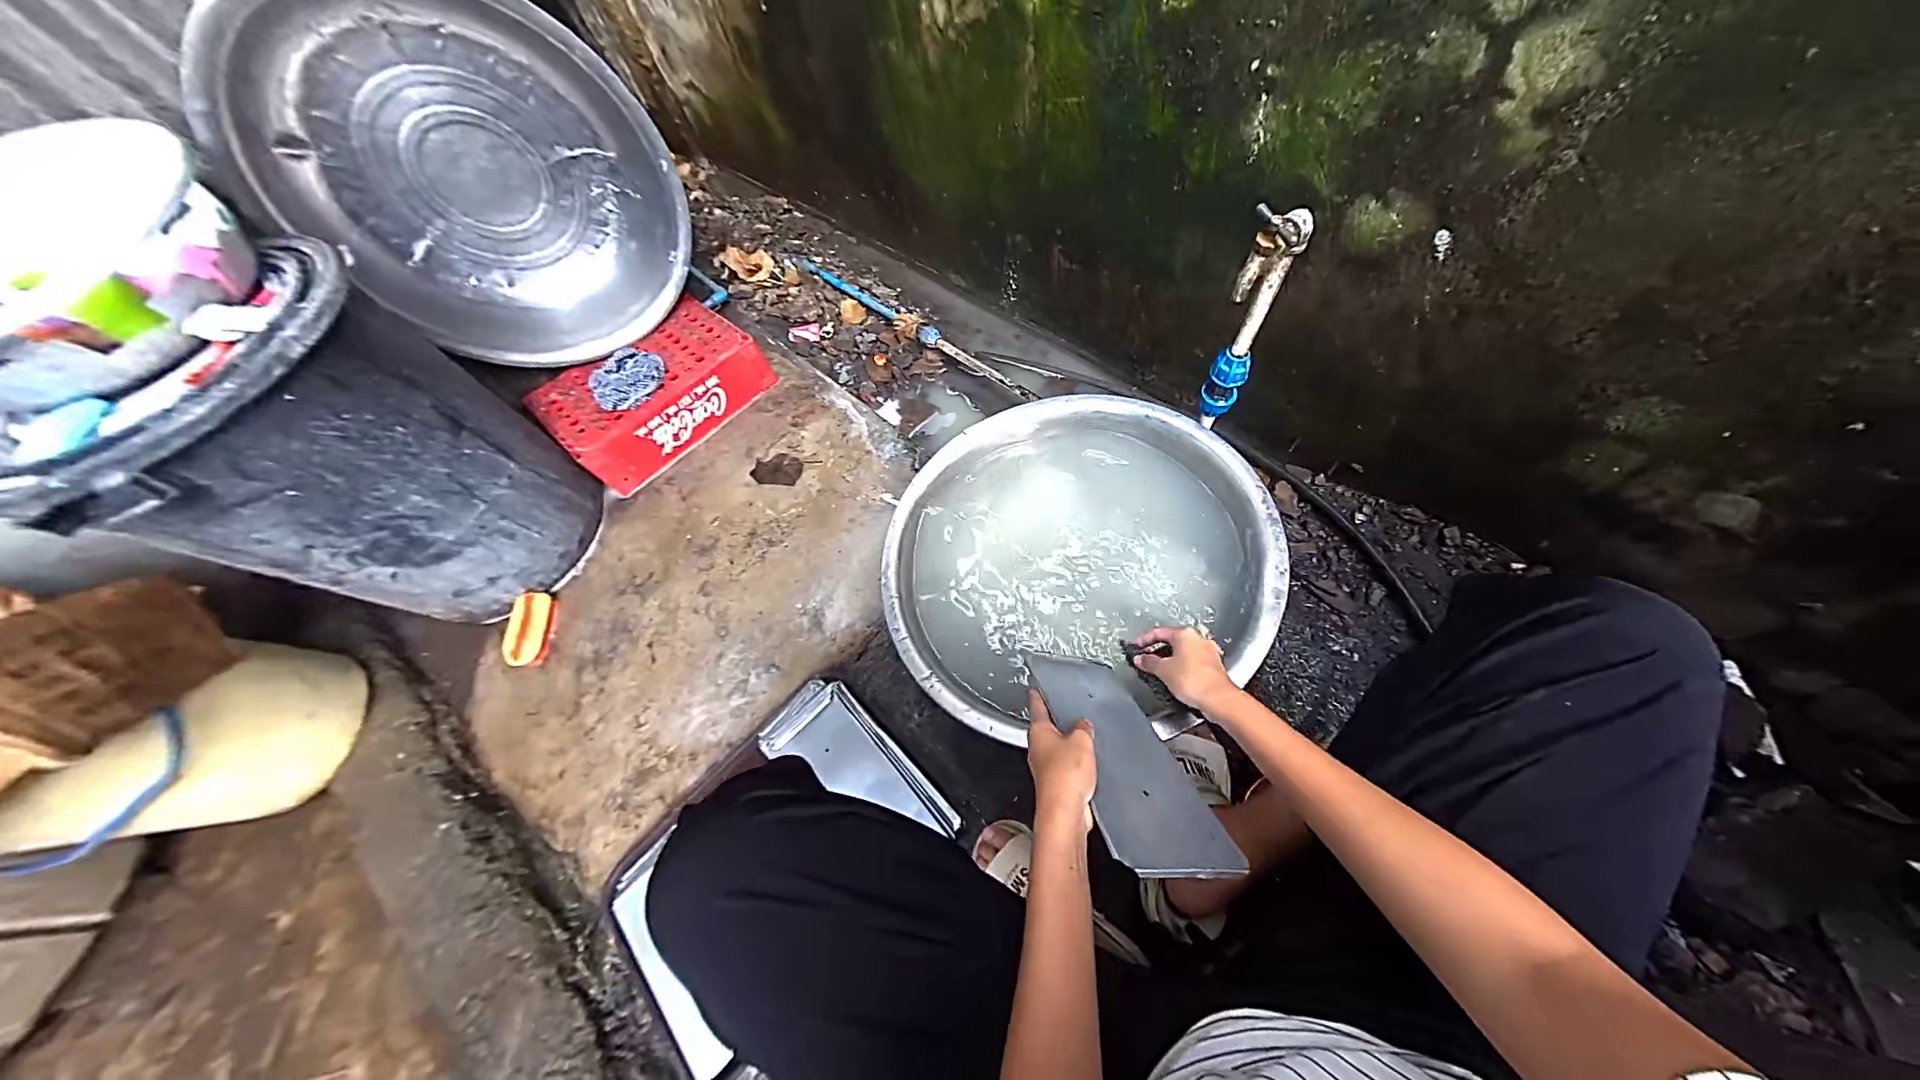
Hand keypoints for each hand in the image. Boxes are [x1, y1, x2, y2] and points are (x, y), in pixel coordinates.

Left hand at [1026, 689, 1094, 832]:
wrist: (1065, 811)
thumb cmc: (1064, 775)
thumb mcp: (1080, 740)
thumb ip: (1082, 728)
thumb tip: (1083, 724)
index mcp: (1039, 732)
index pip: (1037, 708)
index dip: (1037, 698)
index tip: (1034, 690)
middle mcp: (1038, 749)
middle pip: (1046, 729)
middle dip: (1055, 722)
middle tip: (1061, 711)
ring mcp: (1046, 767)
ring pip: (1057, 749)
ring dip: (1067, 743)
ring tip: (1081, 735)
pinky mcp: (1057, 784)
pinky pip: (1066, 766)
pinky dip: (1075, 762)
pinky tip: (1086, 762)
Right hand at [1131, 627, 1236, 711]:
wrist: (1219, 700)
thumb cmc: (1195, 681)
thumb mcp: (1163, 671)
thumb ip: (1148, 662)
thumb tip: (1141, 659)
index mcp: (1185, 634)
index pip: (1158, 632)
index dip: (1144, 640)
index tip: (1137, 647)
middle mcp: (1198, 639)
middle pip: (1172, 641)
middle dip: (1157, 650)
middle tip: (1145, 659)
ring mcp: (1208, 652)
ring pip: (1183, 652)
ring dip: (1170, 659)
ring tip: (1159, 671)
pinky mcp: (1213, 666)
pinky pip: (1192, 662)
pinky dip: (1182, 667)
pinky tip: (1176, 678)